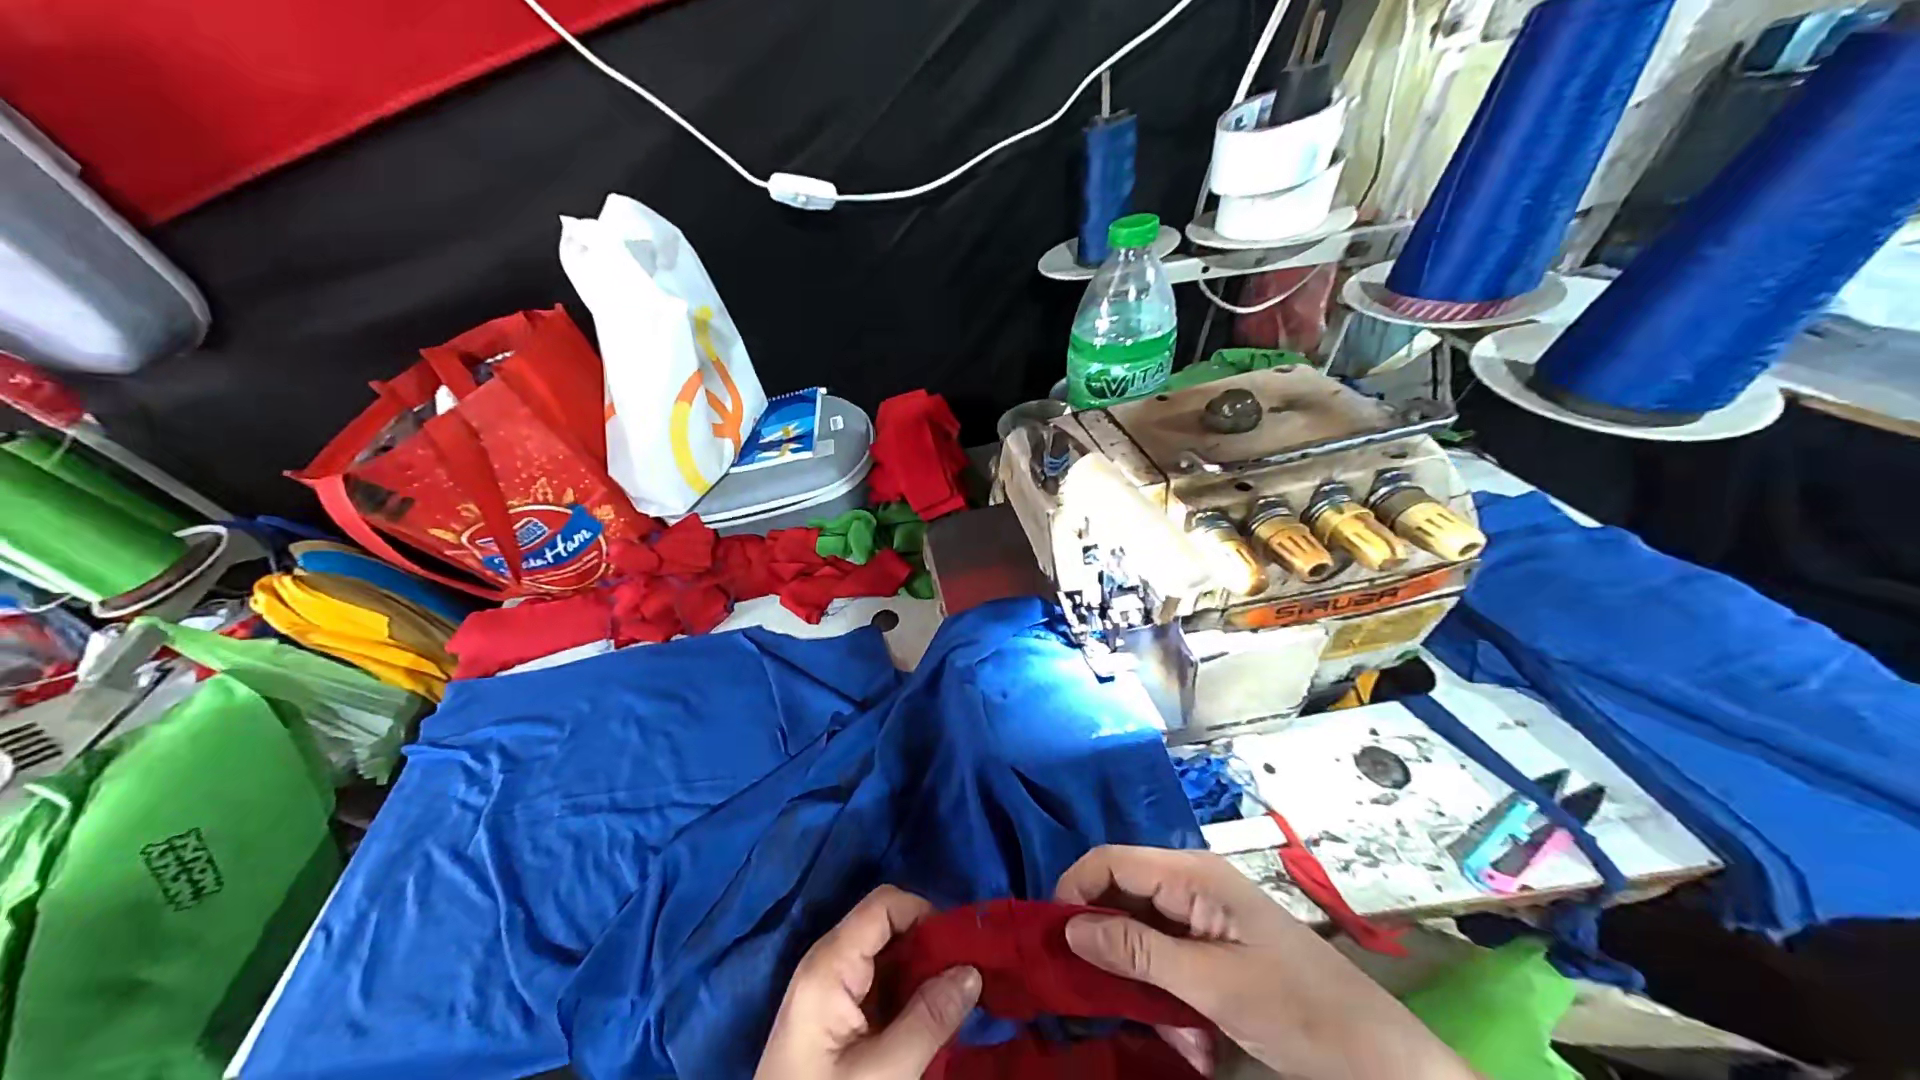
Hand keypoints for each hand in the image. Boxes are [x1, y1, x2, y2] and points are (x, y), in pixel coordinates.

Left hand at [755, 885, 982, 1079]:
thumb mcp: (882, 1073)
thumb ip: (928, 1019)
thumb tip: (973, 970)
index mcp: (831, 963)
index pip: (885, 904)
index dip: (927, 915)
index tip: (963, 951)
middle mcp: (828, 962)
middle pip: (888, 926)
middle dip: (931, 946)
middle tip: (969, 980)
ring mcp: (829, 987)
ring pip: (887, 955)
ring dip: (923, 972)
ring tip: (957, 1002)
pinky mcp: (834, 1014)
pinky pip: (879, 984)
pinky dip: (908, 993)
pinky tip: (931, 1019)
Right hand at [1056, 846, 1476, 1079]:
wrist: (1378, 1055)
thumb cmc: (1296, 1009)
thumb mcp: (1211, 985)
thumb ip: (1137, 951)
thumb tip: (1068, 926)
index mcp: (1192, 874)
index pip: (1110, 860)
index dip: (1074, 890)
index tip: (1051, 939)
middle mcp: (1192, 883)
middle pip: (1120, 892)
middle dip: (1102, 937)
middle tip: (1087, 985)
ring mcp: (1204, 914)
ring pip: (1139, 929)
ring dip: (1135, 974)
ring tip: (1152, 1022)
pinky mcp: (1213, 944)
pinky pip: (1165, 955)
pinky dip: (1160, 990)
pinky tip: (1184, 1034)